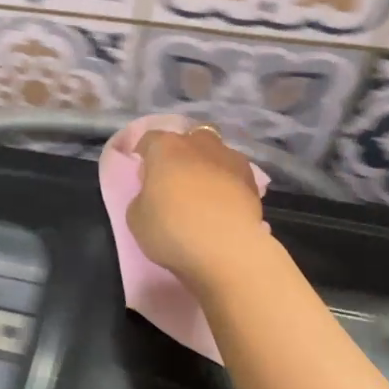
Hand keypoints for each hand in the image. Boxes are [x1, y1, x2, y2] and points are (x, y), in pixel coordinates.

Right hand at [128, 125, 265, 283]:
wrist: (226, 248)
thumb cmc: (171, 229)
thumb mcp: (136, 219)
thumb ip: (143, 198)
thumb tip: (155, 194)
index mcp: (166, 148)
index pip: (149, 140)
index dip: (143, 156)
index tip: (142, 174)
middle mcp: (200, 143)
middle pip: (188, 140)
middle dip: (181, 155)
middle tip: (174, 182)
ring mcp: (231, 158)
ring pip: (214, 155)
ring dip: (206, 168)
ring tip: (203, 195)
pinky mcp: (252, 180)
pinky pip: (232, 176)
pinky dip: (226, 185)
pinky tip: (222, 207)